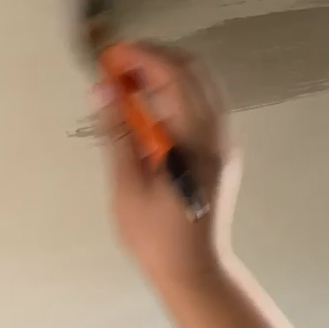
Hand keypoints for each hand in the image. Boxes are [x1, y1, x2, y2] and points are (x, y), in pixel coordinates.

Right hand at [95, 42, 239, 292]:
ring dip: (163, 73)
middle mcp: (218, 134)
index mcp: (197, 142)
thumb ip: (118, 135)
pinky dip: (173, 92)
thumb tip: (105, 90)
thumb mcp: (128, 188)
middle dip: (153, 58)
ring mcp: (223, 142)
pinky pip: (200, 104)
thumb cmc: (156, 238)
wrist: (195, 271)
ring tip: (125, 84)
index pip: (176, 76)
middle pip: (193, 71)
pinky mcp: (219, 151)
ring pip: (199, 84)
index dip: (142, 57)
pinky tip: (145, 107)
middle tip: (114, 66)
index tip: (110, 56)